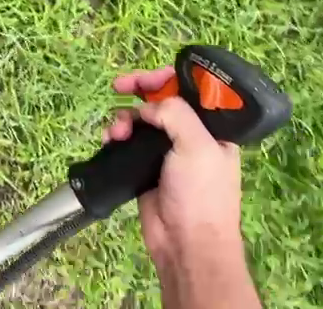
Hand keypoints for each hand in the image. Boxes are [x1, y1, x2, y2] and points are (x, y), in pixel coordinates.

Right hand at [105, 68, 259, 308]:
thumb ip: (175, 113)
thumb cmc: (201, 195)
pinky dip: (116, 134)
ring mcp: (166, 151)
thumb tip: (148, 106)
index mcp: (212, 131)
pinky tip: (110, 140)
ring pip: (140, 118)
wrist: (185, 244)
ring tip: (117, 132)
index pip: (190, 91)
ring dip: (124, 117)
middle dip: (139, 90)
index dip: (166, 79)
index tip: (144, 79)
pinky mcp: (145, 164)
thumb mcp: (198, 147)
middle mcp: (190, 136)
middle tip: (119, 85)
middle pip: (161, 99)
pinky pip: (127, 138)